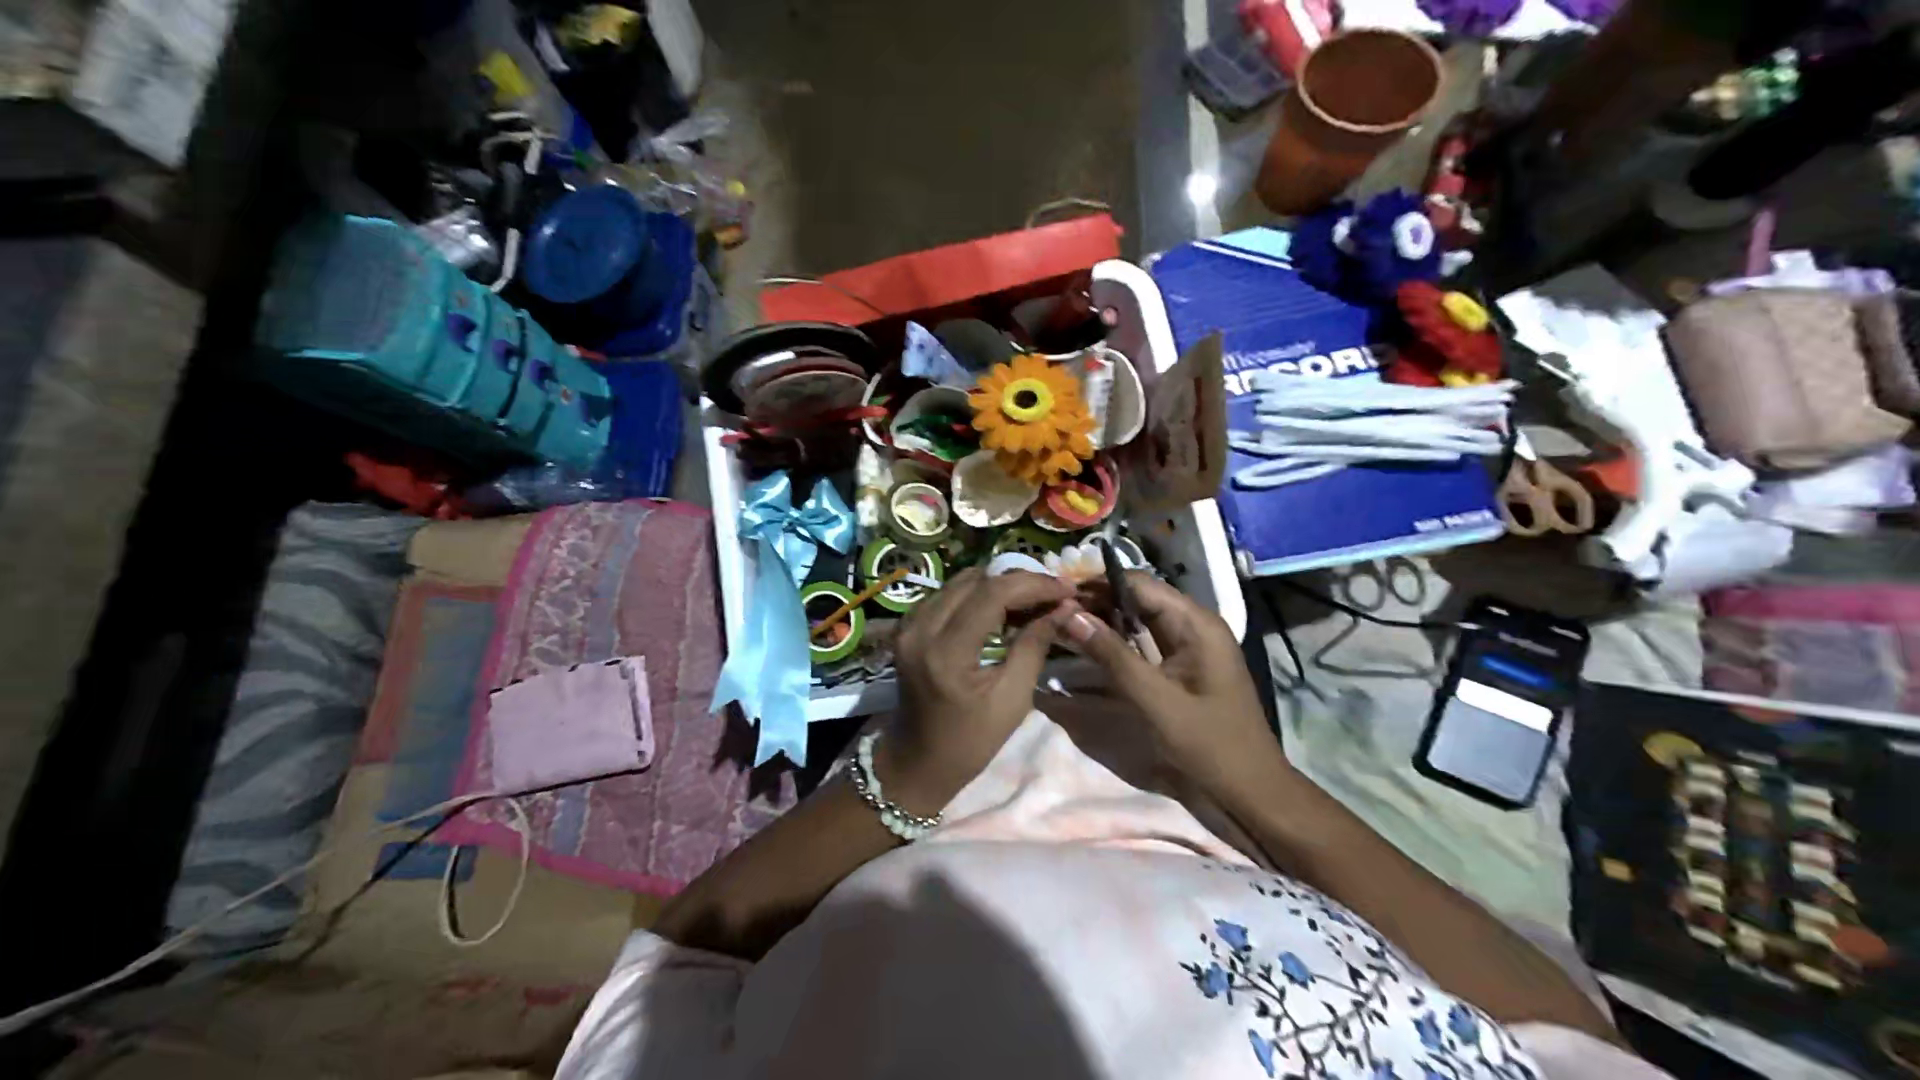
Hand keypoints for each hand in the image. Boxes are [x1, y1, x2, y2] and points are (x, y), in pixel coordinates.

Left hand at [882, 569, 1074, 813]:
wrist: (918, 761)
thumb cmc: (970, 741)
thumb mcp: (1013, 698)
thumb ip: (1035, 645)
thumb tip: (1063, 607)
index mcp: (946, 652)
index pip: (992, 594)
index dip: (1033, 585)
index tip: (1066, 589)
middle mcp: (920, 628)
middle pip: (976, 580)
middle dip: (1019, 581)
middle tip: (1053, 594)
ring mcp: (909, 625)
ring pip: (960, 582)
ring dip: (998, 584)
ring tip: (1032, 599)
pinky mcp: (908, 626)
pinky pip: (947, 594)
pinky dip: (977, 594)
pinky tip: (1002, 608)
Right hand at [1061, 573, 1287, 795]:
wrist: (1249, 793)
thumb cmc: (1209, 745)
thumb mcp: (1155, 700)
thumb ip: (1112, 655)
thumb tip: (1070, 614)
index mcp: (1196, 624)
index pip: (1140, 584)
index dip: (1098, 583)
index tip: (1059, 593)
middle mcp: (1194, 626)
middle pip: (1139, 598)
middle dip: (1098, 600)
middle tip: (1054, 610)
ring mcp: (1190, 647)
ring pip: (1140, 619)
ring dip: (1105, 620)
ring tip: (1064, 622)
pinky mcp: (1182, 668)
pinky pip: (1145, 642)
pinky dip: (1118, 641)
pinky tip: (1090, 645)